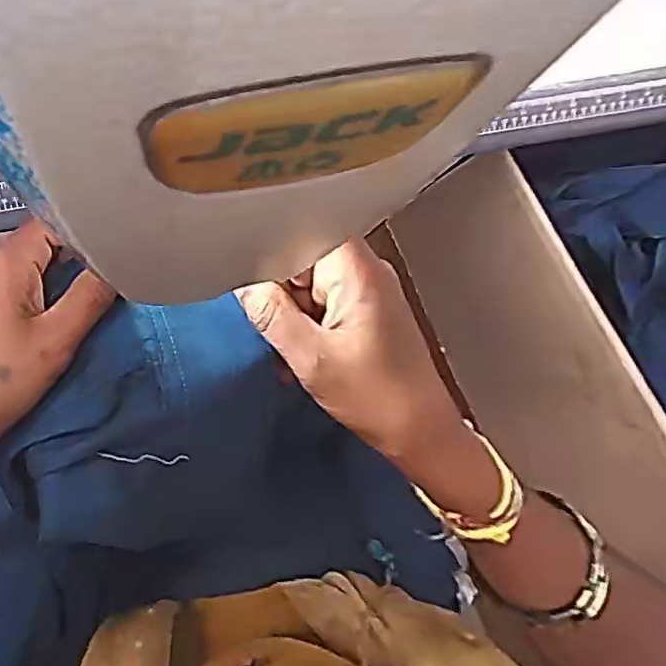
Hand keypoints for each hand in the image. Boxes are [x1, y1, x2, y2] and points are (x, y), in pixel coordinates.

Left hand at [0, 217, 117, 480]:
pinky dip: (38, 300)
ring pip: (30, 268)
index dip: (89, 230)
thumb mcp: (57, 338)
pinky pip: (14, 290)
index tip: (117, 251)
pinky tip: (50, 327)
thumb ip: (92, 294)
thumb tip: (116, 264)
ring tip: (82, 309)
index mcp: (5, 259)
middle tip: (108, 284)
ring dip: (58, 283)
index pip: (56, 219)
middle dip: (78, 260)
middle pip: (43, 242)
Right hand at [236, 237, 464, 462]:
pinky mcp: (366, 311)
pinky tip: (308, 354)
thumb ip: (271, 313)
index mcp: (358, 270)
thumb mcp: (310, 357)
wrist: (421, 434)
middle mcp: (367, 271)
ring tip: (299, 350)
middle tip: (280, 328)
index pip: (301, 231)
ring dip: (292, 314)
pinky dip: (307, 325)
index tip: (255, 282)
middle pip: (302, 258)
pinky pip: (323, 303)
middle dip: (280, 291)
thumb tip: (245, 286)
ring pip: (309, 284)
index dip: (271, 254)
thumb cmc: (380, 398)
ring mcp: (368, 290)